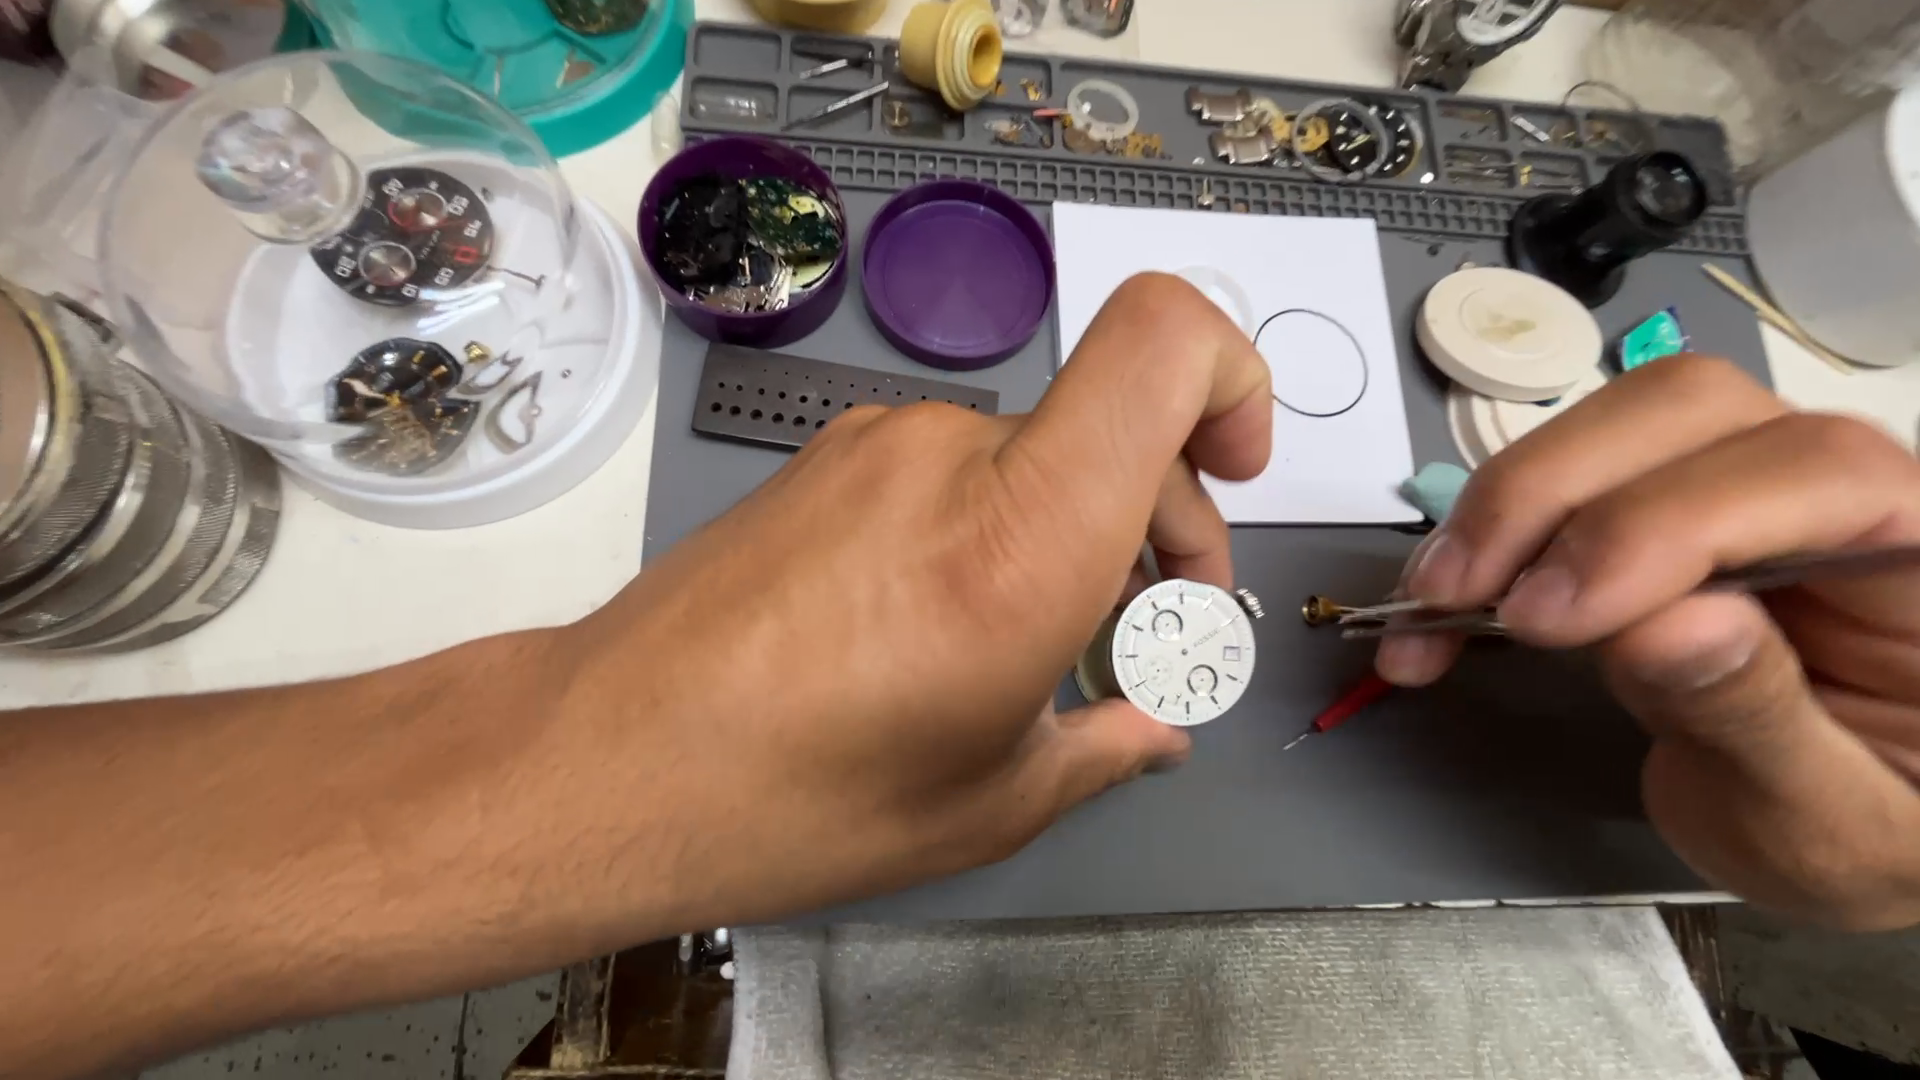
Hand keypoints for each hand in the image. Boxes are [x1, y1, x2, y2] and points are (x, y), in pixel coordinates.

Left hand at [0, 273, 1269, 1078]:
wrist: (605, 757)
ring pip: (1039, 453)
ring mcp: (883, 441)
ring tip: (1037, 638)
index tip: (1233, 467)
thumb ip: (1105, 745)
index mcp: (1023, 540)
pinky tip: (956, 612)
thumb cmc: (799, 800)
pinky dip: (997, 521)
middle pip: (1118, 424)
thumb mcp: (990, 800)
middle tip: (1144, 630)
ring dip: (1073, 528)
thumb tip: (1155, 724)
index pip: (1163, 341)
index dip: (1232, 375)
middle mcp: (957, 456)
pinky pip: (962, 465)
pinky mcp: (832, 455)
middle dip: (1163, 519)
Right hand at [1377, 356, 1919, 929]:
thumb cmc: (1863, 837)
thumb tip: (1663, 625)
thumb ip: (1761, 724)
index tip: (1536, 621)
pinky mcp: (1647, 510)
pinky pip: (1549, 483)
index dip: (1655, 528)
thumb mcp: (1826, 824)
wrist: (1833, 821)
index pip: (1810, 474)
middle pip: (1681, 411)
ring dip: (1493, 512)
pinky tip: (1434, 603)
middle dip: (1541, 496)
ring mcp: (1733, 489)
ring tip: (1431, 602)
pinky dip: (1473, 537)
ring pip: (1600, 429)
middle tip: (1454, 595)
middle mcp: (1841, 493)